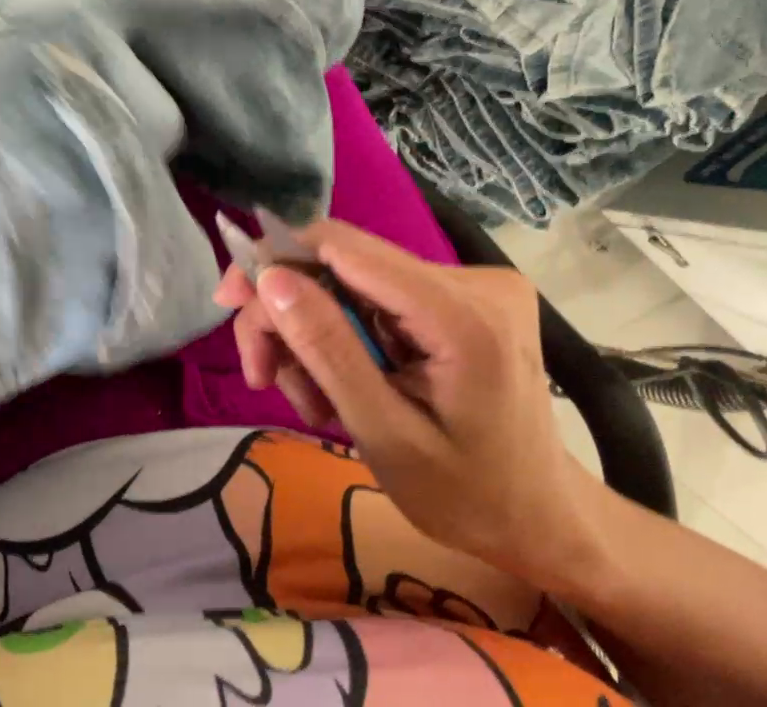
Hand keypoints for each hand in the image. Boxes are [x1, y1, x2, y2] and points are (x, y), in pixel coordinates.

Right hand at [213, 220, 597, 573]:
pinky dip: (336, 340)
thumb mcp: (382, 432)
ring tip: (309, 400)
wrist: (538, 519)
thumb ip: (327, 350)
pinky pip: (366, 299)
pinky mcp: (457, 299)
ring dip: (308, 338)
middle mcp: (472, 281)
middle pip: (335, 265)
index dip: (272, 261)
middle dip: (286, 318)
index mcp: (462, 314)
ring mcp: (468, 287)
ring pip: (342, 284)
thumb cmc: (465, 493)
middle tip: (262, 377)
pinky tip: (336, 385)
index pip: (340, 245)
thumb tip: (269, 277)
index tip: (227, 303)